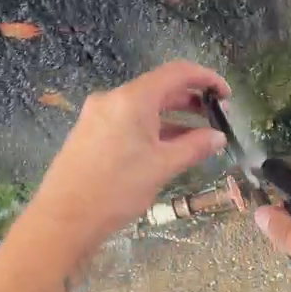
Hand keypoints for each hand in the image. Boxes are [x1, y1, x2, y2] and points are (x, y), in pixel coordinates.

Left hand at [25, 61, 229, 256]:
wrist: (64, 218)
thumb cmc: (117, 189)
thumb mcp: (162, 167)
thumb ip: (194, 147)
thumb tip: (218, 137)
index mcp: (132, 99)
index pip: (177, 73)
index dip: (206, 78)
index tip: (226, 95)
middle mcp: (113, 99)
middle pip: (160, 88)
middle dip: (191, 101)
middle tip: (217, 117)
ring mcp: (98, 115)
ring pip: (144, 107)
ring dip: (173, 117)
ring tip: (197, 137)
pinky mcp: (90, 132)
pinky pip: (128, 120)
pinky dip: (152, 128)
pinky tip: (167, 148)